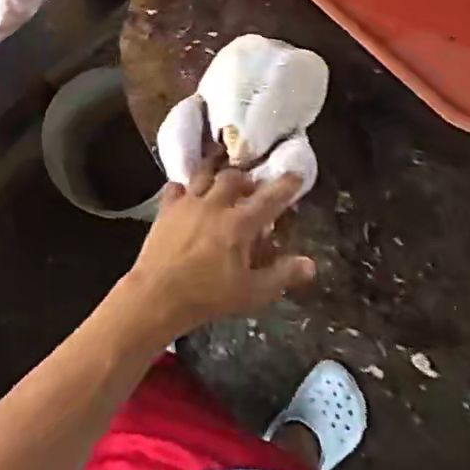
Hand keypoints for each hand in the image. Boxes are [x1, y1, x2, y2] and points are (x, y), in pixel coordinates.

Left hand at [112, 168, 316, 345]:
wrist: (159, 293)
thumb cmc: (209, 296)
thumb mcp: (253, 292)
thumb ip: (282, 275)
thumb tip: (309, 263)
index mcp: (238, 224)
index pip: (268, 200)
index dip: (284, 186)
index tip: (294, 174)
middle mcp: (213, 205)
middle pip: (232, 178)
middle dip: (245, 179)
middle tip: (251, 187)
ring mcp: (187, 204)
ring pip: (203, 175)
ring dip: (216, 175)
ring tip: (221, 182)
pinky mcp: (166, 209)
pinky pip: (176, 187)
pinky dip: (184, 188)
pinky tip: (187, 195)